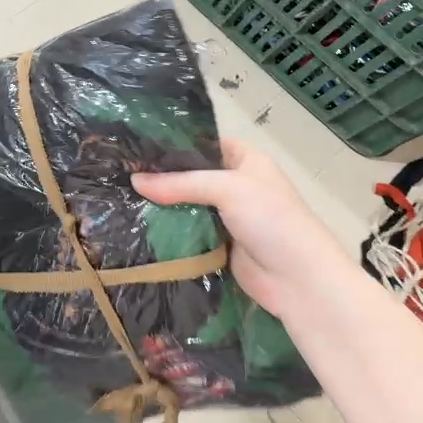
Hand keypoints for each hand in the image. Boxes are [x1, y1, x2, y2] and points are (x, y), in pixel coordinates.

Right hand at [132, 140, 349, 320]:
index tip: (137, 143)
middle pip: (191, 175)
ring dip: (162, 204)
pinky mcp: (217, 244)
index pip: (204, 142)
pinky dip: (168, 229)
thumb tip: (134, 181)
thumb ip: (180, 183)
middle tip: (122, 171)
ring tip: (122, 195)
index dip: (174, 142)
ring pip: (186, 204)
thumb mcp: (227, 189)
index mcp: (246, 160)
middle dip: (161, 175)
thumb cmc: (272, 220)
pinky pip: (187, 231)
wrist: (299, 281)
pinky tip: (139, 222)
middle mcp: (235, 185)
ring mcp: (226, 216)